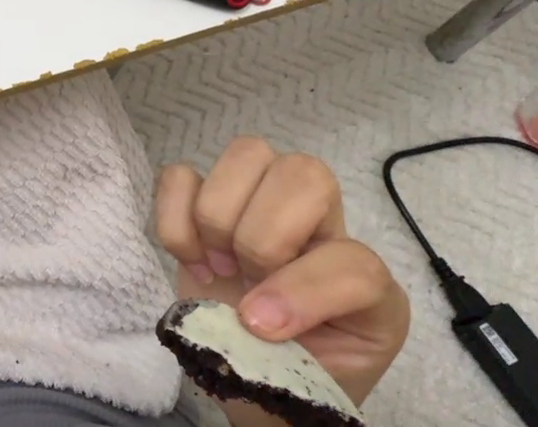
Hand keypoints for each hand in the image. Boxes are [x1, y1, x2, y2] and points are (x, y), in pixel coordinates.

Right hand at [154, 138, 409, 411]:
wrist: (252, 382)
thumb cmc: (291, 381)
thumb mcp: (319, 383)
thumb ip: (299, 347)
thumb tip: (245, 311)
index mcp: (363, 278)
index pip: (352, 260)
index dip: (304, 291)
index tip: (260, 329)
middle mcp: (317, 226)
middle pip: (305, 173)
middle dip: (260, 232)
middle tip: (242, 275)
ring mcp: (259, 205)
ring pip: (248, 153)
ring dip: (216, 215)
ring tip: (215, 263)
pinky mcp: (202, 200)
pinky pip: (180, 173)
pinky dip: (173, 214)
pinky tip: (188, 255)